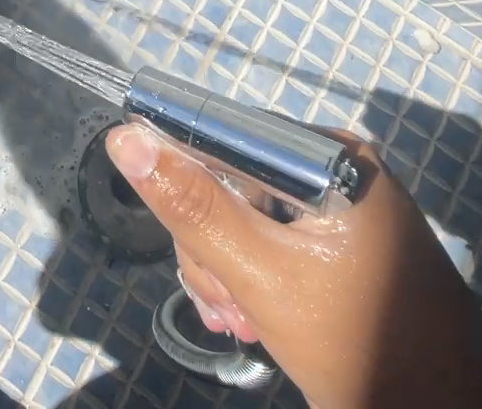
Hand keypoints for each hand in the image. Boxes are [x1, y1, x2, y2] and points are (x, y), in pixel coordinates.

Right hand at [106, 123, 481, 408]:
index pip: (218, 139)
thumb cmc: (360, 344)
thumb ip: (191, 204)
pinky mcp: (337, 236)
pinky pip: (265, 233)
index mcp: (326, 158)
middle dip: (207, 243)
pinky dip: (246, 271)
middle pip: (224, 179)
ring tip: (236, 317)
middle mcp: (332, 167)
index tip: (182, 240)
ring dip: (221, 266)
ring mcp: (337, 204)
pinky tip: (247, 313)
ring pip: (237, 212)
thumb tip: (122, 137)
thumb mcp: (259, 274)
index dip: (183, 182)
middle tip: (223, 301)